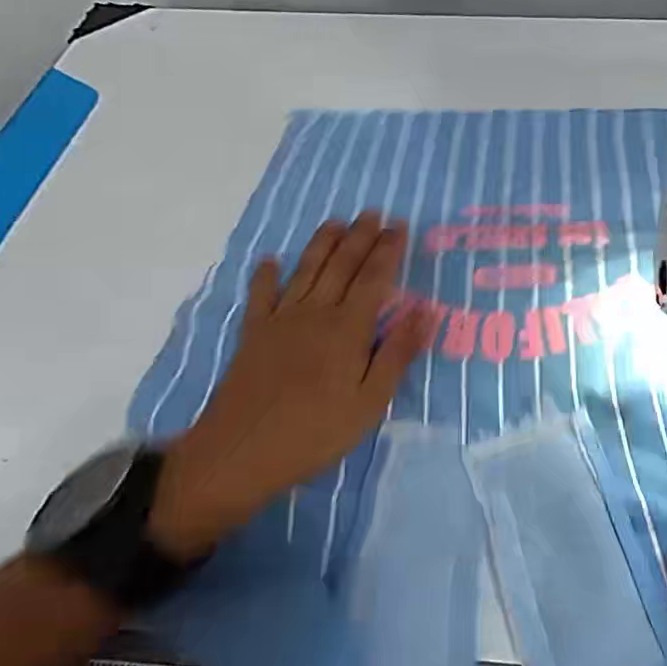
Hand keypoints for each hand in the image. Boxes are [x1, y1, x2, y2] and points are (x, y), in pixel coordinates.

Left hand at [147, 213, 439, 562]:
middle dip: (359, 238)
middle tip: (372, 213)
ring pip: (306, 272)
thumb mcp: (370, 401)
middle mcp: (315, 314)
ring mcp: (280, 321)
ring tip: (335, 222)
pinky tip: (270, 261)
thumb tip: (424, 311)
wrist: (242, 451)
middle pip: (341, 266)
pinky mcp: (253, 335)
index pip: (373, 279)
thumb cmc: (317, 432)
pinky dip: (266, 275)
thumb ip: (397, 353)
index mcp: (348, 330)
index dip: (388, 251)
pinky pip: (261, 296)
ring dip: (322, 245)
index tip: (399, 227)